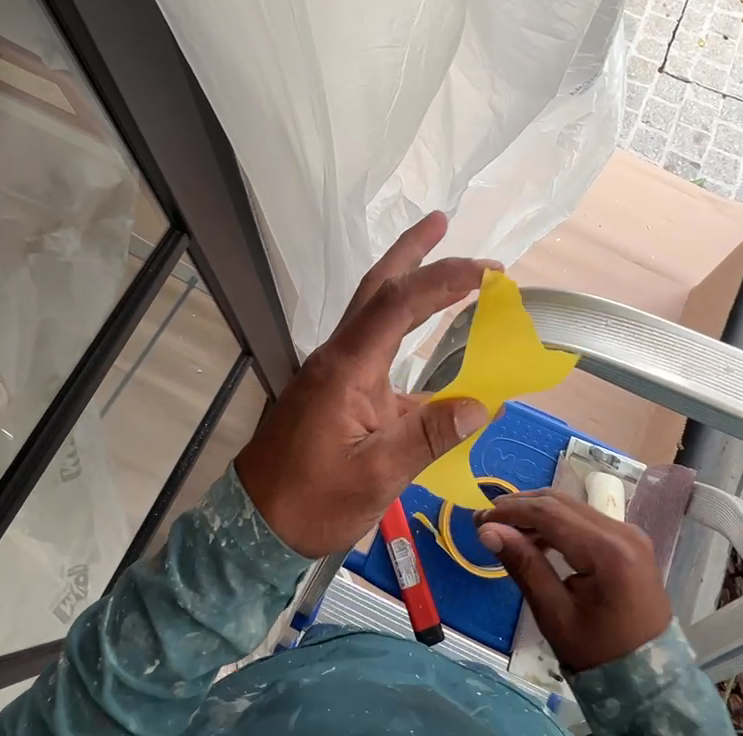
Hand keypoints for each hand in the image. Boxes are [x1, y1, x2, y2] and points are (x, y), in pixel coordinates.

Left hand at [234, 212, 493, 557]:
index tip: (486, 271)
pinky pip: (375, 345)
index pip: (397, 304)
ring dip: (406, 281)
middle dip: (410, 251)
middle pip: (376, 287)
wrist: (256, 523)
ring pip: (373, 310)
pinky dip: (404, 328)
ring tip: (441, 261)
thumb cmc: (311, 501)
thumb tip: (481, 404)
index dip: (441, 280)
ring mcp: (335, 369)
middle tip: (442, 219)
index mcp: (346, 367)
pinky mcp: (336, 387)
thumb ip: (428, 438)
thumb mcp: (376, 477)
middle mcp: (339, 355)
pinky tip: (426, 338)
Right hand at [476, 488, 670, 670]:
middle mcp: (623, 531)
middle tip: (486, 522)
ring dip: (536, 512)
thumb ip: (525, 566)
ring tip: (505, 530)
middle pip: (560, 503)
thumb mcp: (556, 615)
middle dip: (519, 507)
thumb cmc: (599, 654)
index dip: (509, 513)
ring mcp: (629, 533)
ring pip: (571, 506)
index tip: (478, 522)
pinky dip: (555, 522)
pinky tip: (534, 537)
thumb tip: (488, 531)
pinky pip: (584, 519)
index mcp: (608, 551)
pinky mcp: (628, 541)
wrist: (650, 679)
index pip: (549, 514)